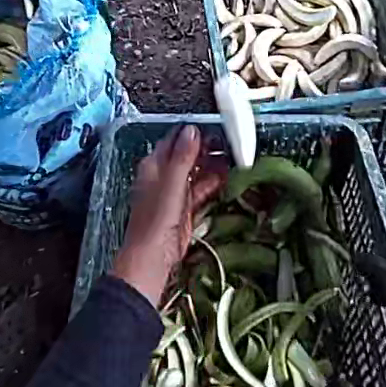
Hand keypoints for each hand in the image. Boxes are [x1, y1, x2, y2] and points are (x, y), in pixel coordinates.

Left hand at [113, 125, 223, 307]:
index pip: (173, 141)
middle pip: (186, 157)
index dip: (191, 134)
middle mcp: (162, 177)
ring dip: (211, 166)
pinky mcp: (185, 210)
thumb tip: (191, 130)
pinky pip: (200, 191)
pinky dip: (212, 184)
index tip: (213, 128)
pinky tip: (227, 178)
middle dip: (205, 150)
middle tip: (227, 143)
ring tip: (232, 158)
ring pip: (195, 173)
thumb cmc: (156, 219)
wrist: (153, 258)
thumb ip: (182, 157)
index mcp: (153, 166)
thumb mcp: (171, 183)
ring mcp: (174, 194)